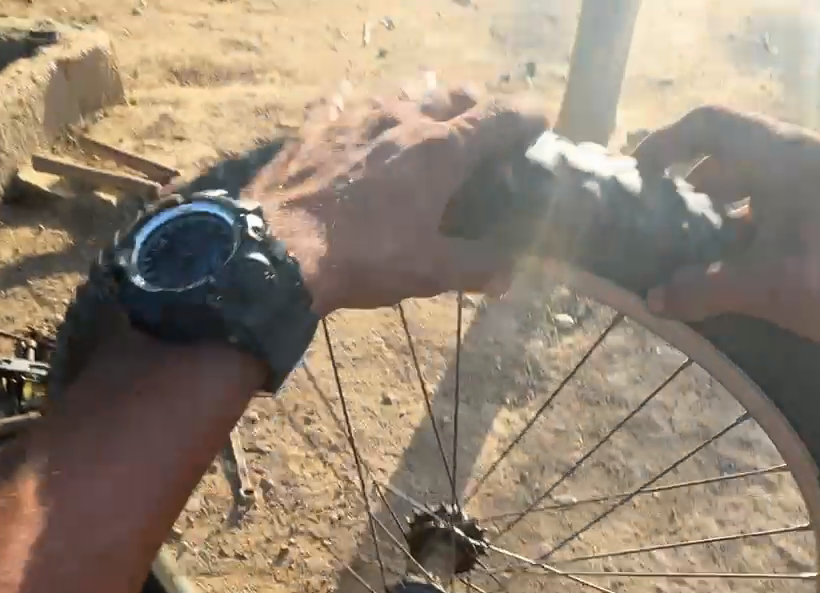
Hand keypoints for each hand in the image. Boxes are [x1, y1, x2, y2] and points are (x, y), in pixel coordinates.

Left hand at [245, 84, 547, 314]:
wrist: (281, 251)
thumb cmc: (365, 259)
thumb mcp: (429, 271)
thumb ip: (475, 267)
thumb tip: (508, 274)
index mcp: (440, 151)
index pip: (497, 118)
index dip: (524, 117)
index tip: (538, 120)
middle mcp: (403, 119)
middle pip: (451, 95)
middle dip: (474, 106)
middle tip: (479, 126)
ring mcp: (356, 116)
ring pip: (400, 92)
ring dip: (421, 101)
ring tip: (424, 118)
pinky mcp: (317, 127)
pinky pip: (342, 102)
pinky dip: (357, 107)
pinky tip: (353, 114)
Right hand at [635, 106, 819, 376]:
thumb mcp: (762, 289)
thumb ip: (700, 291)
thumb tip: (652, 299)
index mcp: (789, 159)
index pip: (712, 126)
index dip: (666, 144)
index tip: (636, 176)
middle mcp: (808, 158)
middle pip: (730, 154)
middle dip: (688, 189)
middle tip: (660, 227)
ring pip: (754, 181)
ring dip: (717, 211)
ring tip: (692, 254)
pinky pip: (776, 201)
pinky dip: (746, 225)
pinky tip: (734, 266)